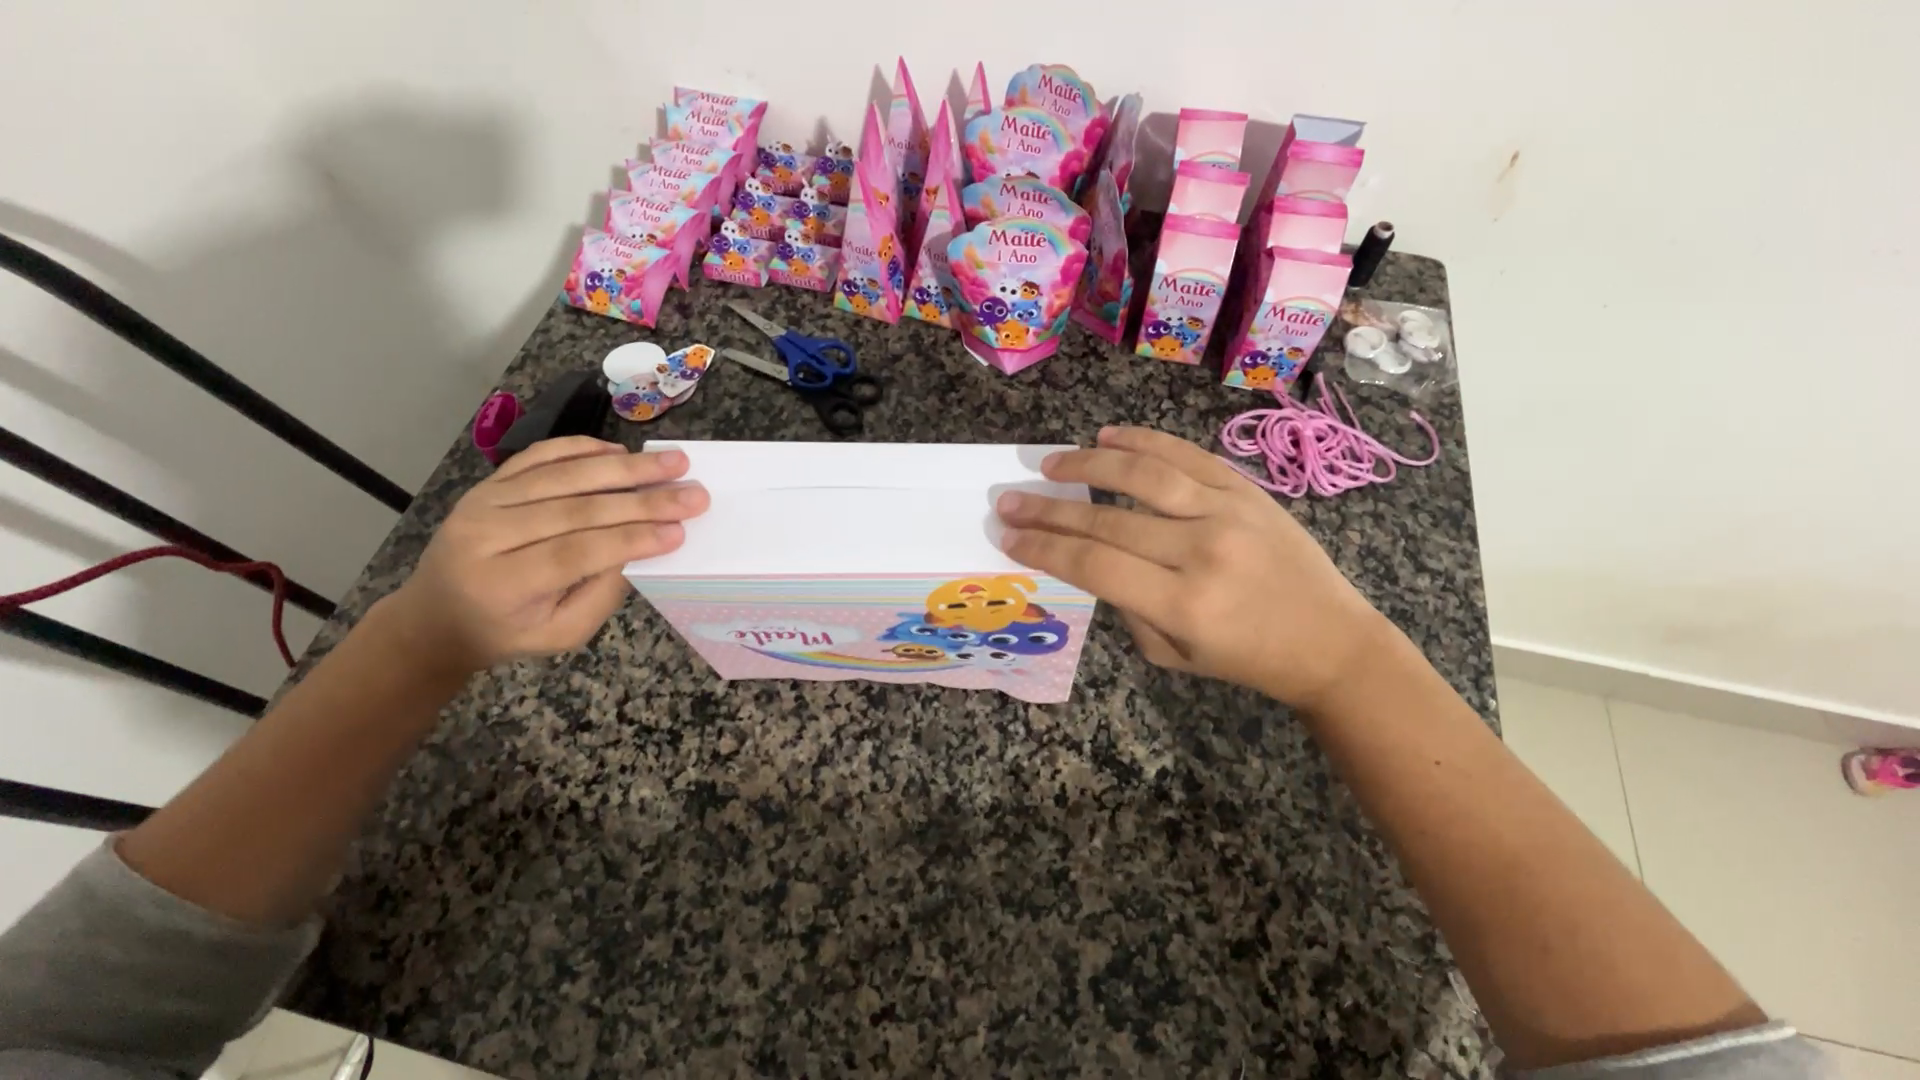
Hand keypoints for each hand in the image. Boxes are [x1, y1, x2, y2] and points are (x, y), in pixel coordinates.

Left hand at [378, 437, 708, 673]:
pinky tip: (621, 452)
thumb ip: (599, 595)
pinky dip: (582, 448)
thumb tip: (639, 547)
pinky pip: (540, 457)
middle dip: (643, 500)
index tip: (679, 531)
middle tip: (692, 493)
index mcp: (501, 583)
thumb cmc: (505, 631)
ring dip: (625, 467)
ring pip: (564, 476)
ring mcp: (484, 501)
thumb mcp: (559, 634)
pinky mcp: (489, 483)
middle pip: (576, 508)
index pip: (576, 552)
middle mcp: (486, 534)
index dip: (630, 539)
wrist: (438, 614)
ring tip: (671, 462)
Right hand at [994, 427, 1389, 709]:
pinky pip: (1188, 456)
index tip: (1008, 536)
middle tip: (1009, 501)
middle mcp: (1202, 552)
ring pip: (1144, 476)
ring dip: (1088, 465)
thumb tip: (1089, 561)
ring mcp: (1228, 514)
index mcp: (1182, 605)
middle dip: (1048, 511)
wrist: (1330, 640)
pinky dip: (1144, 443)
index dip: (1044, 548)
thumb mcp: (1173, 654)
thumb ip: (1126, 608)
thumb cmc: (1246, 658)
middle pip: (1107, 521)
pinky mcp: (1247, 491)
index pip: (1094, 564)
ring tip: (1051, 464)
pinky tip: (1109, 438)